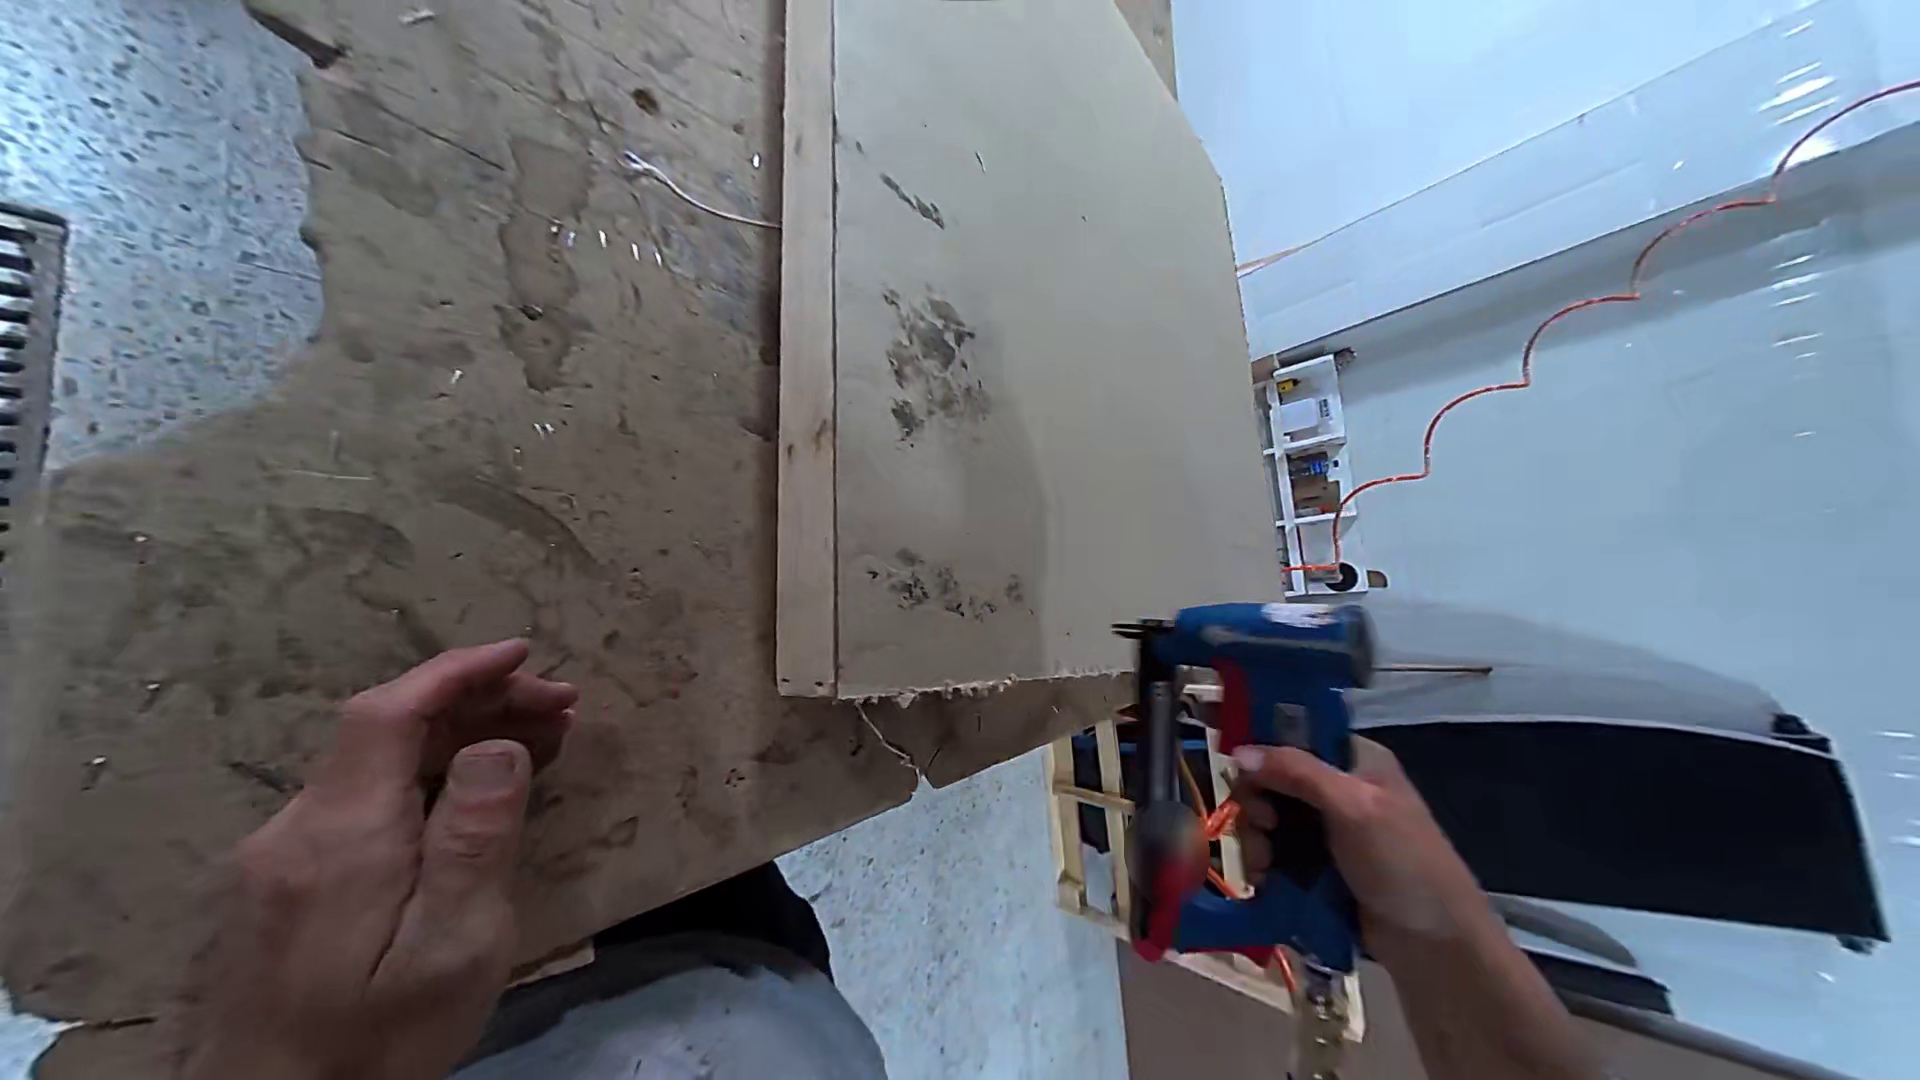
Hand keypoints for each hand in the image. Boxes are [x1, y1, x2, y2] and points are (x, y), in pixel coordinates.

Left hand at [186, 640, 576, 1079]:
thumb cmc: (387, 1035)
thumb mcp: (457, 941)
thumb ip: (475, 839)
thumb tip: (499, 745)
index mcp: (338, 837)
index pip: (385, 715)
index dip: (455, 670)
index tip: (523, 653)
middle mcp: (302, 828)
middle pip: (393, 726)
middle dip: (485, 699)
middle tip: (566, 705)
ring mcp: (296, 849)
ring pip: (390, 754)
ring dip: (472, 729)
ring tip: (549, 729)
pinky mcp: (305, 870)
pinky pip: (383, 788)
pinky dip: (447, 762)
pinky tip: (496, 771)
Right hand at [1232, 736, 1495, 951]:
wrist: (1438, 950)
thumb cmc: (1405, 864)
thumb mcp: (1354, 807)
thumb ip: (1296, 771)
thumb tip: (1237, 753)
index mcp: (1351, 757)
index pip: (1292, 731)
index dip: (1258, 741)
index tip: (1232, 760)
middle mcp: (1334, 784)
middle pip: (1269, 774)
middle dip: (1255, 800)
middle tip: (1262, 824)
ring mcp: (1323, 824)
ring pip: (1265, 812)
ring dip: (1255, 836)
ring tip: (1264, 863)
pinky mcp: (1314, 860)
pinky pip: (1271, 846)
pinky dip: (1262, 860)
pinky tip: (1265, 878)